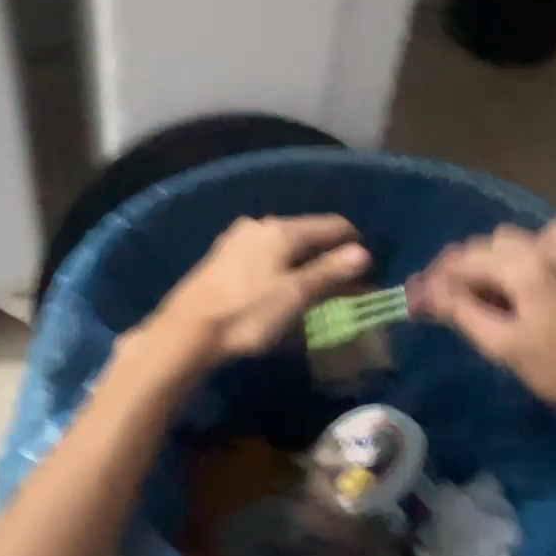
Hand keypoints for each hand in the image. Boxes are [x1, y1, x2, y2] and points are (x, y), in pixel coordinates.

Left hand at [150, 215, 370, 362]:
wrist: (187, 330)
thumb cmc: (247, 313)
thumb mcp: (294, 295)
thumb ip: (328, 272)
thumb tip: (362, 252)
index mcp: (280, 230)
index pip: (330, 225)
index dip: (352, 242)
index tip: (368, 264)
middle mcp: (257, 225)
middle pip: (303, 234)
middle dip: (325, 254)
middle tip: (343, 280)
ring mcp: (234, 240)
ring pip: (280, 245)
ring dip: (300, 262)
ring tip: (312, 286)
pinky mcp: (219, 259)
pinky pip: (261, 256)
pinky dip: (277, 268)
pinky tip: (277, 286)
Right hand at [415, 218, 555, 419]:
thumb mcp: (500, 345)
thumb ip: (460, 310)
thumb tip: (423, 291)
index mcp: (527, 266)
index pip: (466, 258)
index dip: (436, 277)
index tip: (415, 297)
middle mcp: (550, 248)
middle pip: (488, 244)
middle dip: (461, 268)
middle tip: (443, 298)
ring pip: (517, 240)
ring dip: (493, 259)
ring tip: (483, 290)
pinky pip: (551, 241)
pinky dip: (529, 253)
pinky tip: (526, 277)